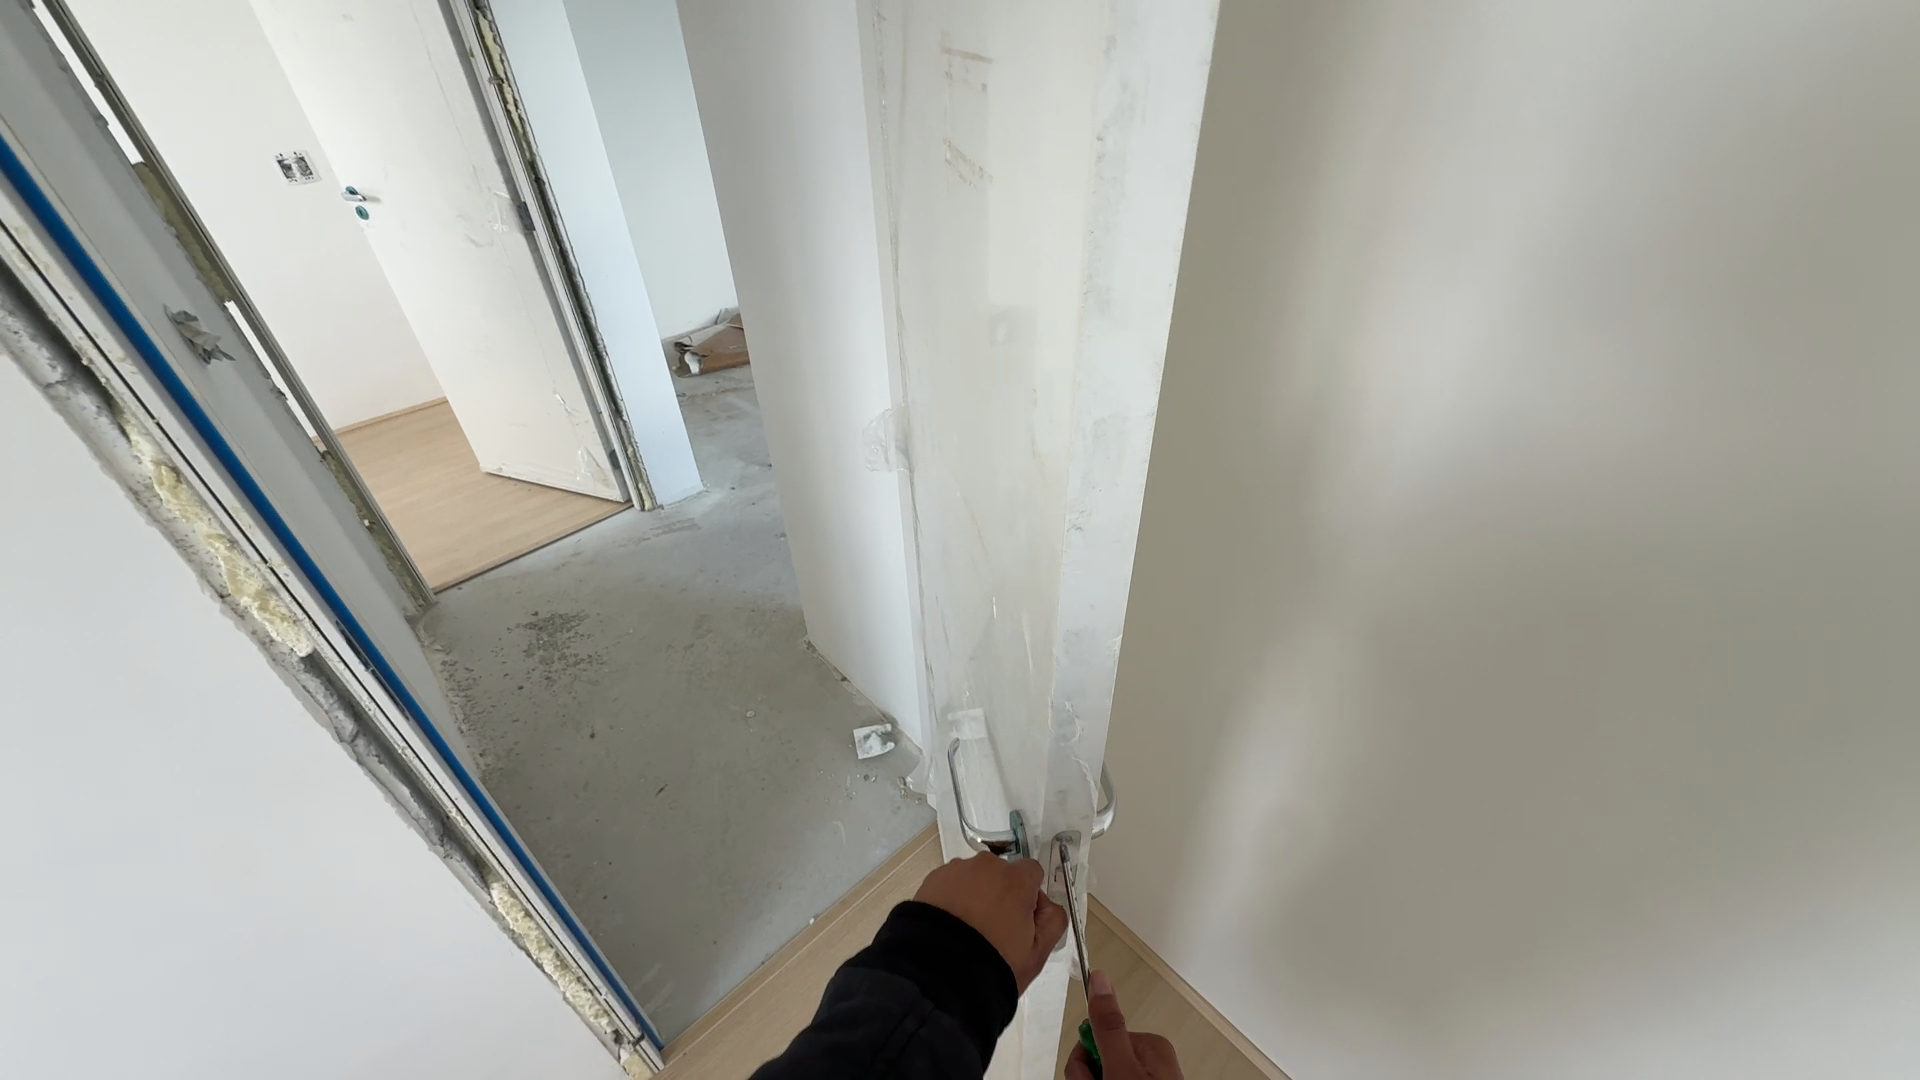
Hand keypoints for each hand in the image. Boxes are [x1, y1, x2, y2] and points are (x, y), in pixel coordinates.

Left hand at [912, 853, 1068, 991]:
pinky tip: (949, 928)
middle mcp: (987, 865)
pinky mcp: (933, 879)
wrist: (940, 972)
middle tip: (994, 930)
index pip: (1032, 872)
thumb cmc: (995, 963)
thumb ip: (1053, 921)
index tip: (1022, 920)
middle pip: (1001, 873)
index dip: (1030, 895)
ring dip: (975, 896)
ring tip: (967, 932)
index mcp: (1017, 878)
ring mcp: (957, 869)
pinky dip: (952, 899)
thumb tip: (1046, 904)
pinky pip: (950, 884)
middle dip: (1001, 894)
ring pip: (974, 878)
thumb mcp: (1038, 953)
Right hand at [1067, 971, 1183, 1079]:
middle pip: (1100, 1055)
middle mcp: (1152, 1061)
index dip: (1084, 1055)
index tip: (1086, 1073)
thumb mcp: (1122, 1067)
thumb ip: (1108, 1025)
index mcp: (1152, 1045)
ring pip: (1103, 1072)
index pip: (1099, 1034)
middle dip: (1089, 1074)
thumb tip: (1099, 976)